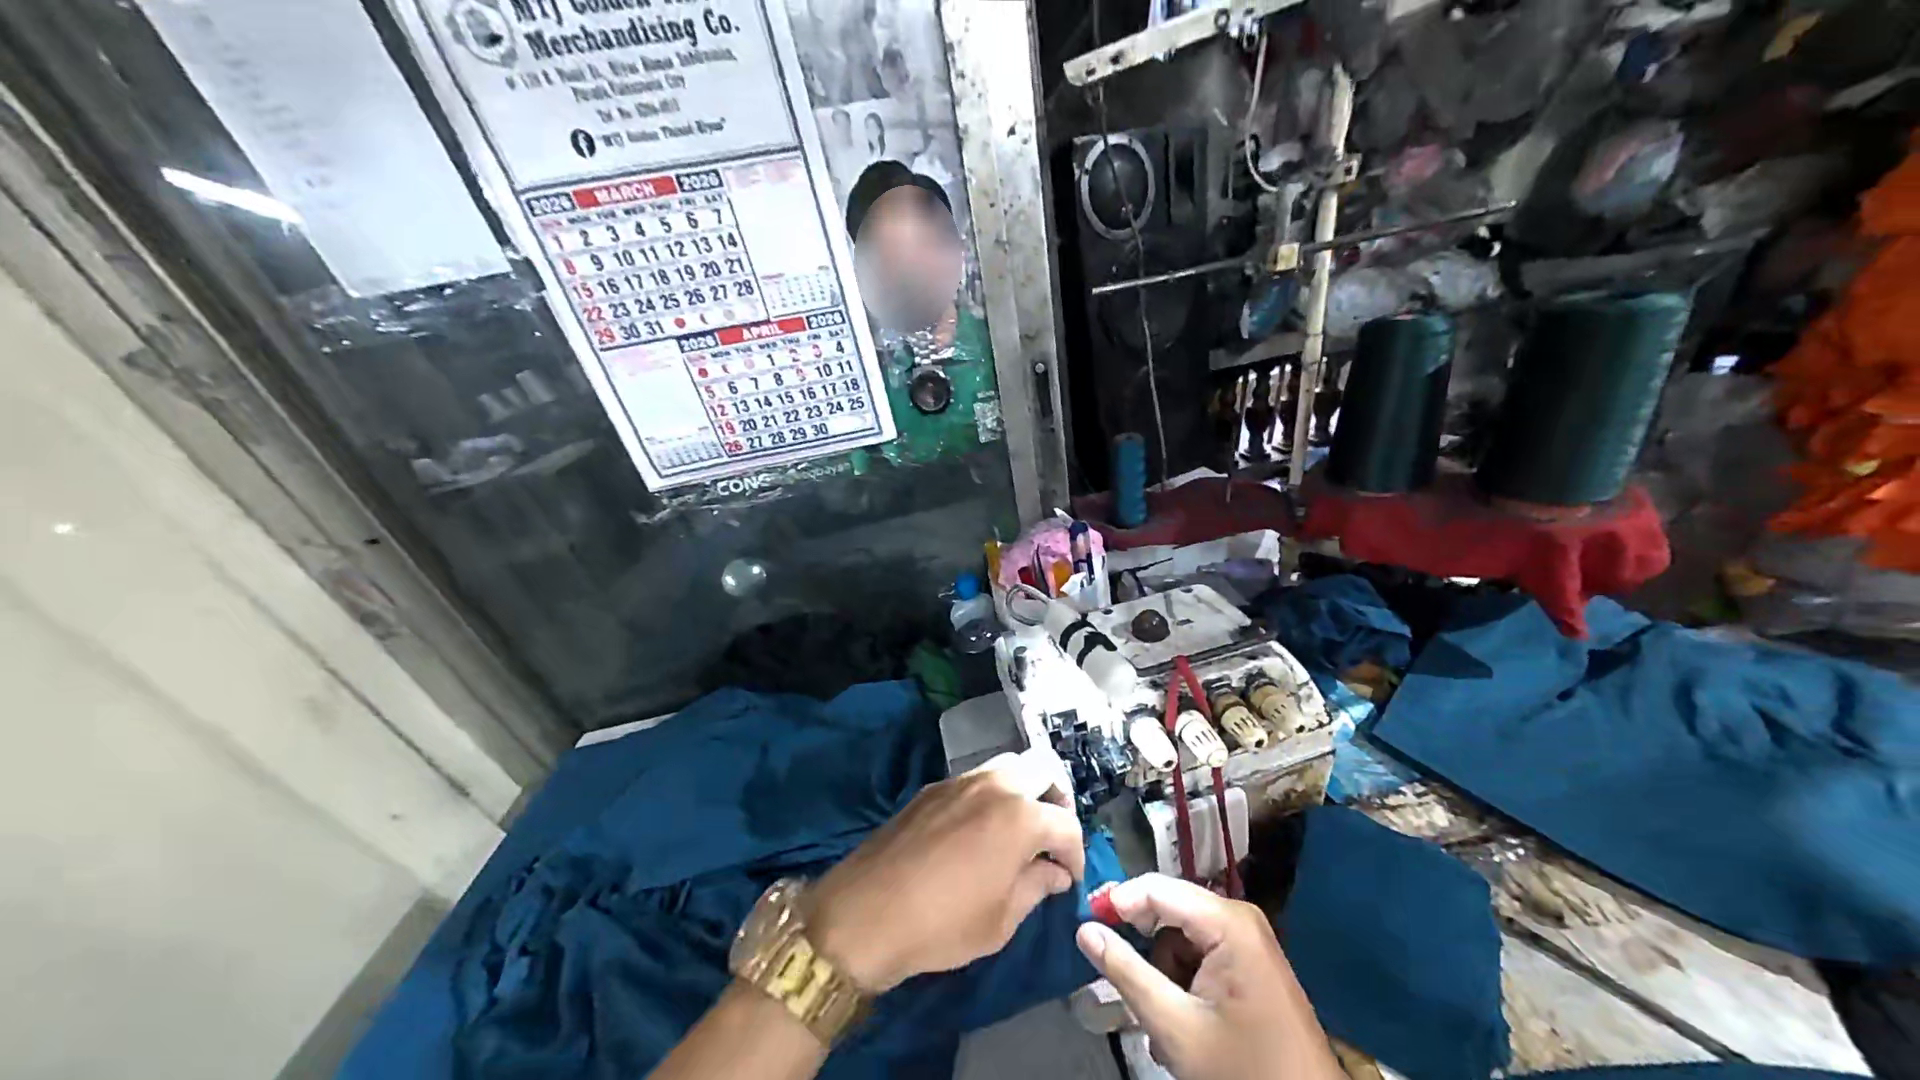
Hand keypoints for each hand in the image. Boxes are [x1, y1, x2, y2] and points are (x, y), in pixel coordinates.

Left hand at [805, 749, 1084, 993]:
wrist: (865, 913)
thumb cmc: (942, 924)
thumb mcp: (1001, 920)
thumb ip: (1036, 886)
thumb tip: (1054, 872)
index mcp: (1019, 817)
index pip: (1066, 824)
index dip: (1075, 854)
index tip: (1068, 877)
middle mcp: (993, 786)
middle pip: (1042, 769)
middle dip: (1056, 800)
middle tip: (1050, 837)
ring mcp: (959, 782)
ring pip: (1007, 765)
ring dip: (1023, 789)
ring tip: (1017, 829)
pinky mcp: (931, 789)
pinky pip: (974, 778)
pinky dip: (991, 794)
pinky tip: (979, 829)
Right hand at [1076, 874, 1344, 1079]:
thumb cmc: (1243, 1069)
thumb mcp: (1175, 1025)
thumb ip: (1126, 972)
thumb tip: (1084, 929)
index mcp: (1227, 921)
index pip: (1155, 888)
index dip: (1116, 902)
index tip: (1085, 925)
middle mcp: (1238, 917)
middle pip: (1167, 911)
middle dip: (1144, 949)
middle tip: (1123, 983)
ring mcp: (1246, 940)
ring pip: (1178, 937)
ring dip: (1162, 973)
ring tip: (1162, 1022)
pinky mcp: (1249, 962)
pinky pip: (1198, 954)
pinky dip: (1182, 982)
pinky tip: (1182, 1021)